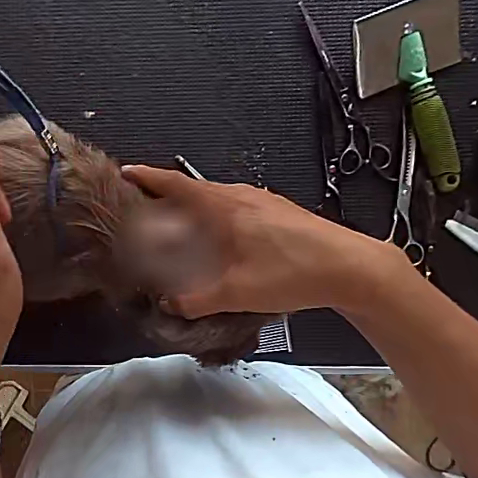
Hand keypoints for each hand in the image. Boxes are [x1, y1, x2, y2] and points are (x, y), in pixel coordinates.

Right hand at [122, 164, 405, 316]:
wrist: (350, 267)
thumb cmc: (295, 272)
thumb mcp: (237, 293)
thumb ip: (197, 300)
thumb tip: (171, 305)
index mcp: (226, 207)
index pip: (177, 184)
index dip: (149, 178)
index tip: (127, 172)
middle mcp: (243, 196)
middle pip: (196, 188)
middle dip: (168, 195)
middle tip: (149, 207)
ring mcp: (264, 201)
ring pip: (218, 197)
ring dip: (196, 206)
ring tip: (181, 224)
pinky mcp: (279, 212)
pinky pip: (238, 206)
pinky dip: (219, 215)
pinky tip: (222, 239)